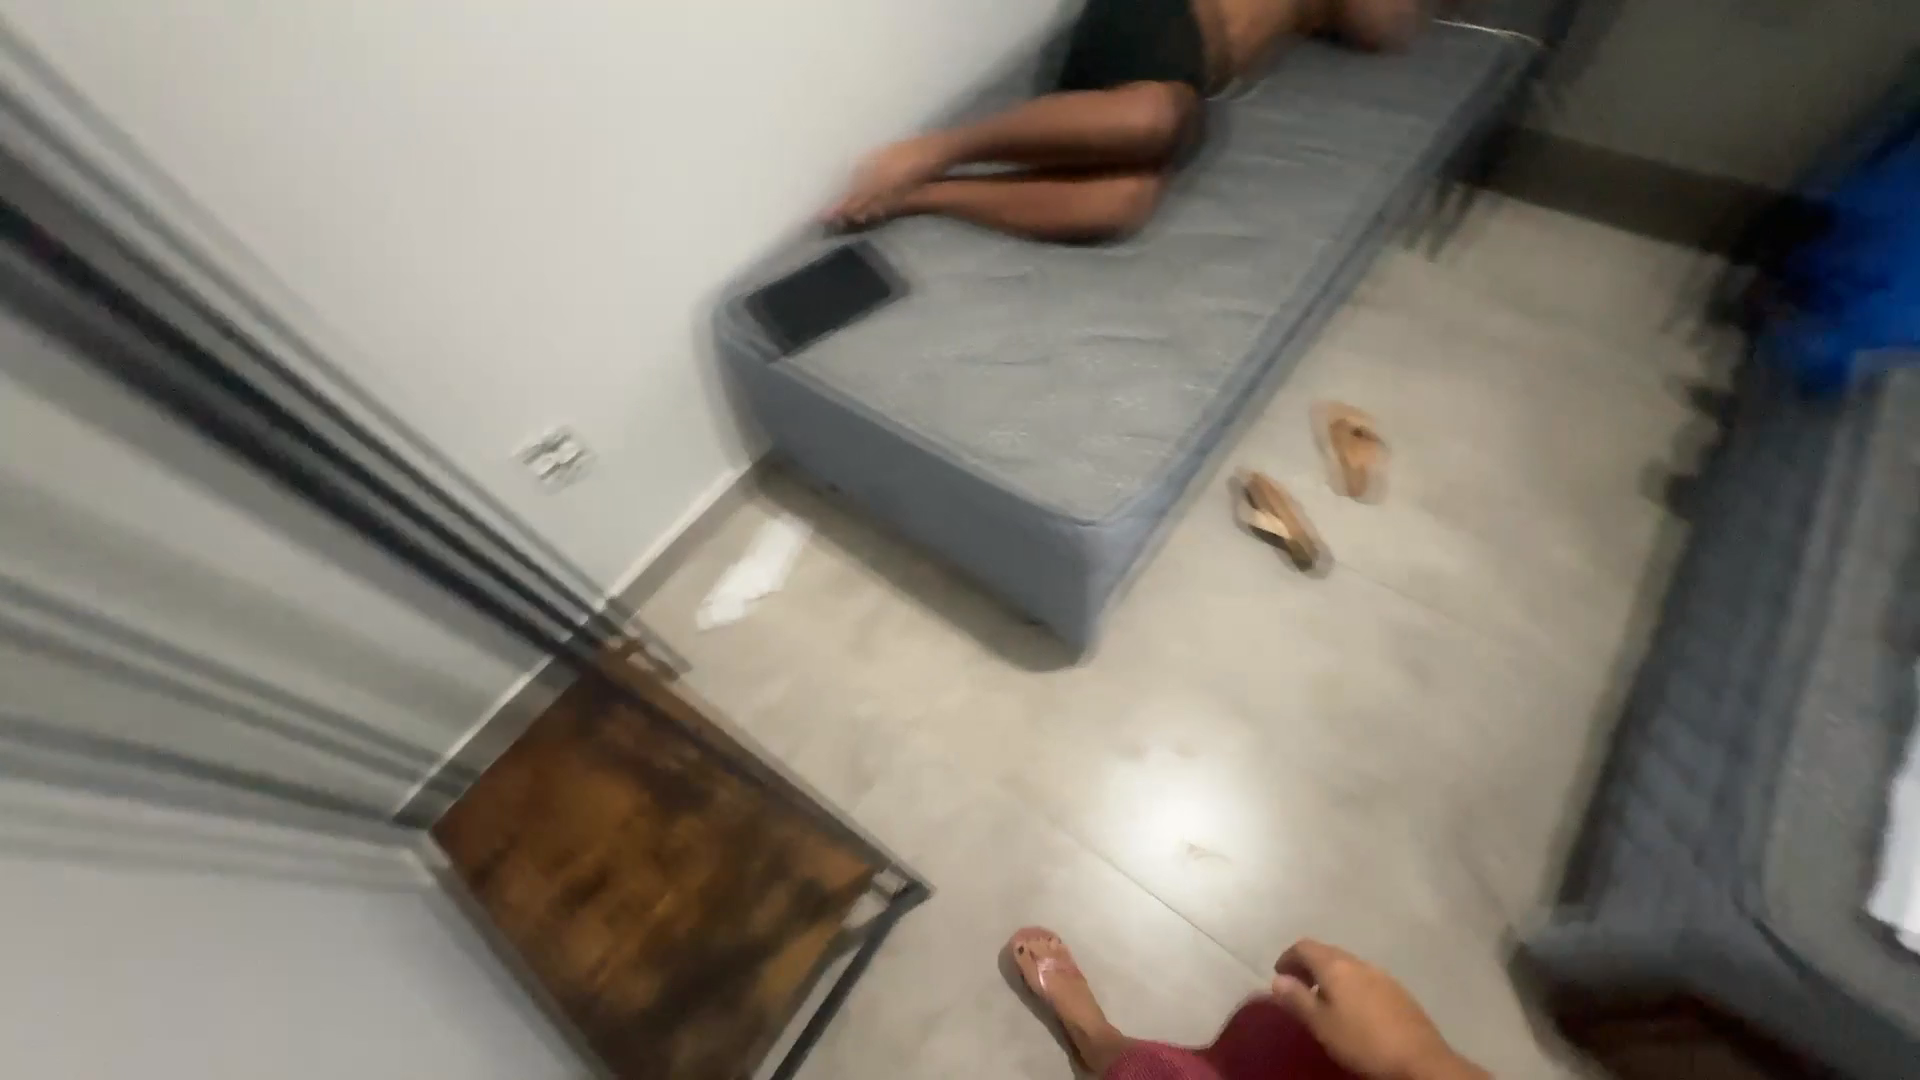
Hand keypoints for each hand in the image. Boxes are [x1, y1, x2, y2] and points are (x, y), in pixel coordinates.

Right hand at [1268, 939, 1488, 1079]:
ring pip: (1348, 966)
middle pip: (1326, 953)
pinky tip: (1357, 1011)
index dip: (1288, 957)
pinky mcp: (1400, 993)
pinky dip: (1353, 986)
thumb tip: (1277, 980)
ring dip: (1332, 976)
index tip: (1280, 975)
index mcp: (1335, 965)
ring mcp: (1382, 976)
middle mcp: (1357, 962)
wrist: (1424, 1064)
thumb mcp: (1321, 1025)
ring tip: (1327, 1001)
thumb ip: (1296, 999)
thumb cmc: (1364, 1042)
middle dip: (1309, 965)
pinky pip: (1367, 980)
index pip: (1303, 946)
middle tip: (1300, 987)